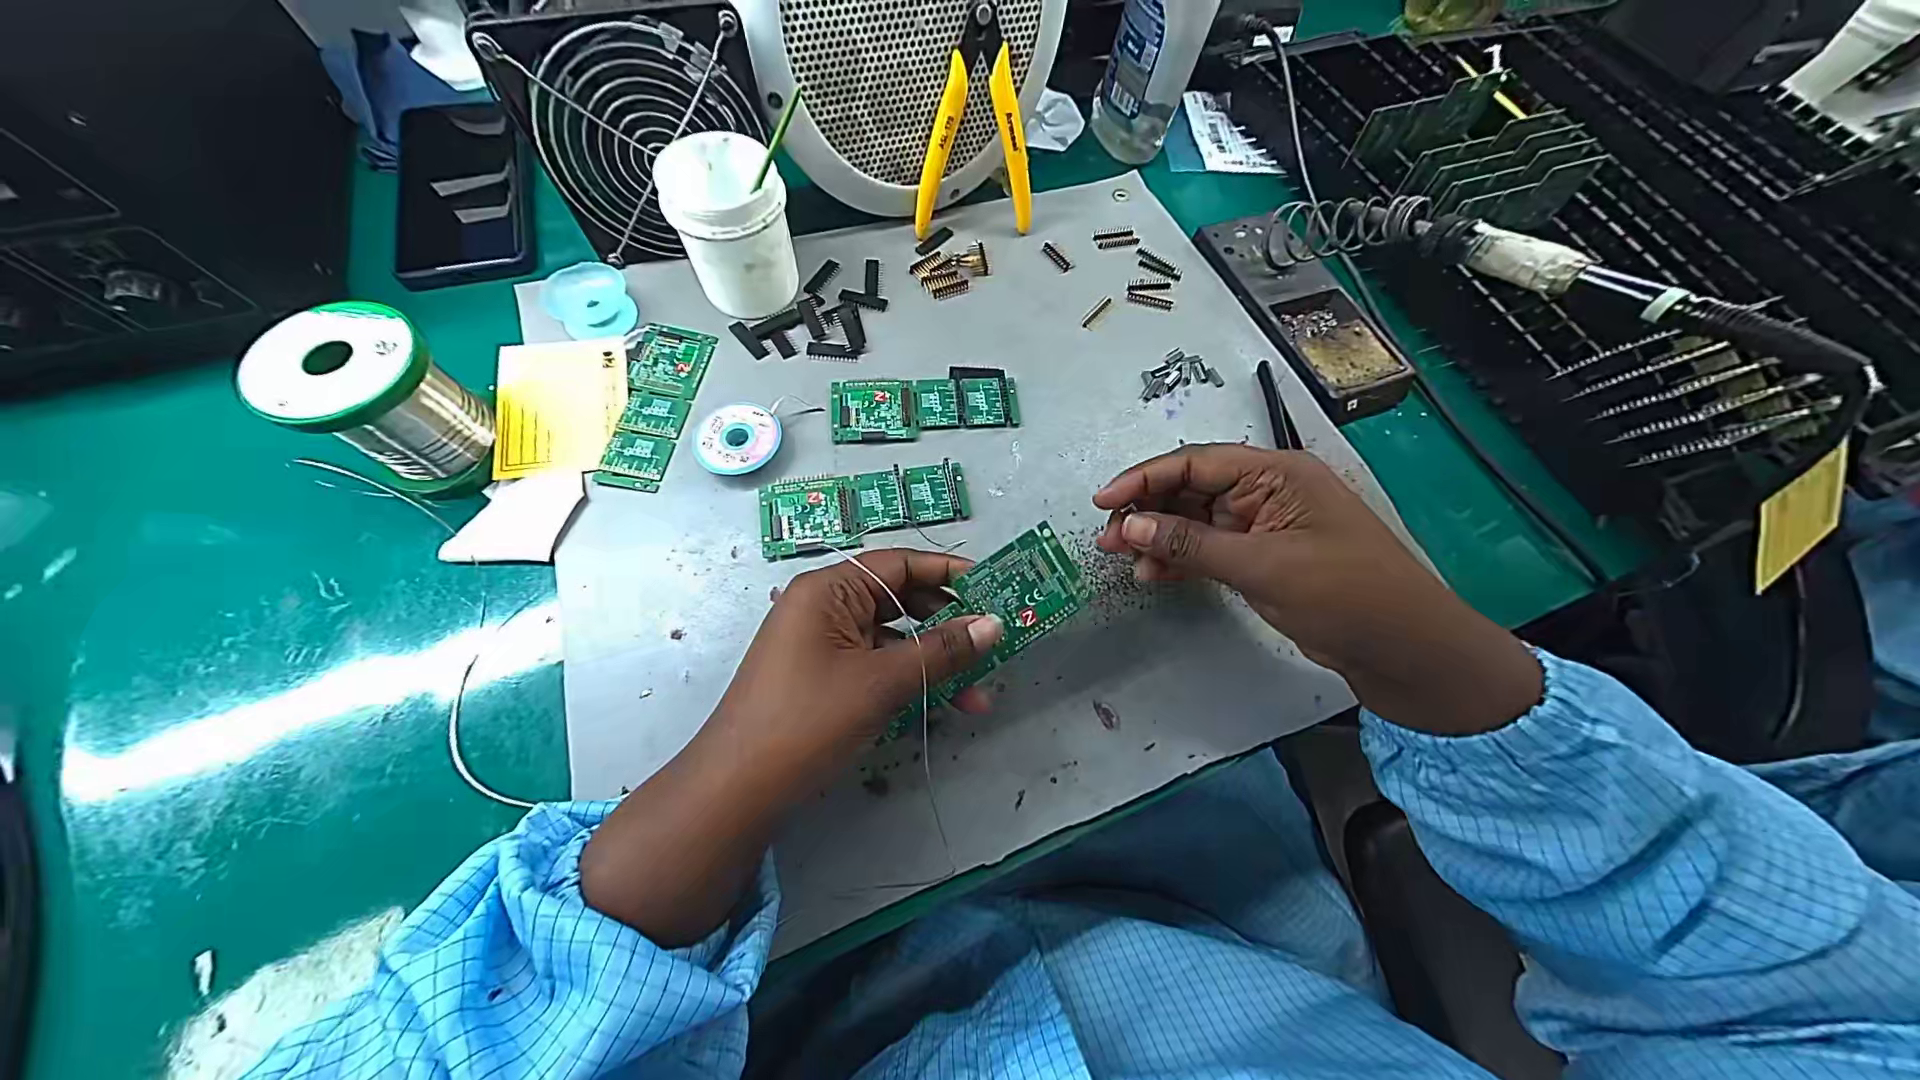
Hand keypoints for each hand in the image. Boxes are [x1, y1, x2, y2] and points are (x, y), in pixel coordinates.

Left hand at [582, 548, 1002, 944]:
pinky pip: (876, 664)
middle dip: (948, 625)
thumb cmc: (809, 719)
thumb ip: (942, 650)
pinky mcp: (825, 676)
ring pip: (893, 639)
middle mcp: (824, 606)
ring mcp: (823, 643)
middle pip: (899, 601)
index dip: (948, 572)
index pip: (899, 565)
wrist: (738, 790)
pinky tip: (943, 704)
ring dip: (934, 662)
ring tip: (980, 689)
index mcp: (829, 589)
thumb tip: (993, 625)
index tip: (994, 585)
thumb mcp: (882, 681)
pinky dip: (909, 680)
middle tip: (992, 640)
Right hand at [1092, 444, 1539, 733]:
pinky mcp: (1262, 558)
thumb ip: (1190, 542)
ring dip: (1159, 539)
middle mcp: (1266, 491)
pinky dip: (1181, 560)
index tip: (1102, 501)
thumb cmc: (1343, 594)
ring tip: (1124, 561)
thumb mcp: (1261, 565)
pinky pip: (1208, 549)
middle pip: (1190, 490)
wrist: (1406, 650)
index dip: (1143, 478)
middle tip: (1107, 540)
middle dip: (1146, 512)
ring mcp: (1263, 526)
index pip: (1195, 463)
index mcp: (1275, 474)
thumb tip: (1129, 525)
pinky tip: (1154, 575)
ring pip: (1195, 522)